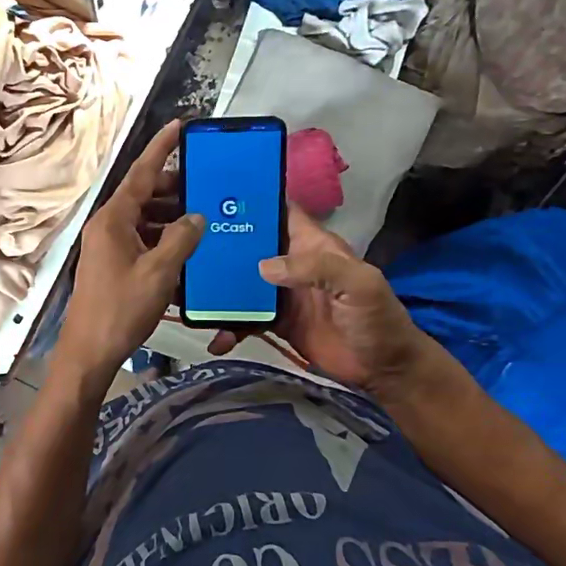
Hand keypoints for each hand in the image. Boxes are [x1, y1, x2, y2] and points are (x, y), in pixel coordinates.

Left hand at [56, 121, 203, 376]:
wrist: (89, 348)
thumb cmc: (122, 308)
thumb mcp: (160, 272)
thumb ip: (181, 239)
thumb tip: (196, 216)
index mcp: (113, 219)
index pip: (140, 173)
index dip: (161, 148)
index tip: (180, 125)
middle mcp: (106, 226)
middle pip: (143, 196)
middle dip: (174, 189)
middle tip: (208, 186)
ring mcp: (106, 246)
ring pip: (142, 219)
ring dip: (170, 217)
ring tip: (204, 217)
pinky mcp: (111, 264)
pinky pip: (139, 241)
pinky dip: (161, 240)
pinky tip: (186, 249)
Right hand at [207, 206, 434, 394]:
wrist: (383, 370)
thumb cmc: (377, 319)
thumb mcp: (358, 284)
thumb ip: (318, 268)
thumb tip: (262, 267)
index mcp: (312, 245)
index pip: (279, 212)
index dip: (253, 200)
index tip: (214, 195)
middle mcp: (291, 264)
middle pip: (248, 246)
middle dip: (218, 245)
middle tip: (183, 245)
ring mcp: (278, 293)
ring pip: (238, 283)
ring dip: (215, 290)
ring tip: (189, 296)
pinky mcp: (272, 321)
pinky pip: (242, 319)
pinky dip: (227, 328)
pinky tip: (216, 340)